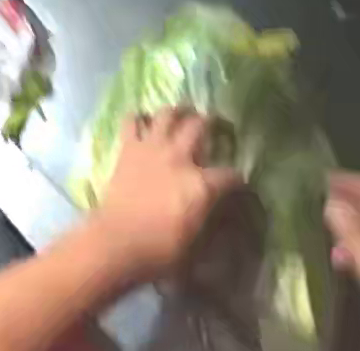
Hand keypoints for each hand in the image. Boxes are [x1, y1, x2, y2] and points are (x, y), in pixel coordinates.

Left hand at [85, 109, 242, 281]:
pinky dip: (137, 116)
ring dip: (176, 110)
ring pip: (166, 114)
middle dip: (210, 121)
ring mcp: (152, 147)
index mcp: (201, 184)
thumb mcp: (198, 239)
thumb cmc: (163, 248)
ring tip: (181, 110)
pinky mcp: (128, 146)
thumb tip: (214, 205)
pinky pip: (131, 121)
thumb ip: (208, 214)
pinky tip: (141, 117)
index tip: (239, 180)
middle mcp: (179, 157)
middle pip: (198, 127)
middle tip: (213, 120)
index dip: (238, 178)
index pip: (230, 175)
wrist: (120, 238)